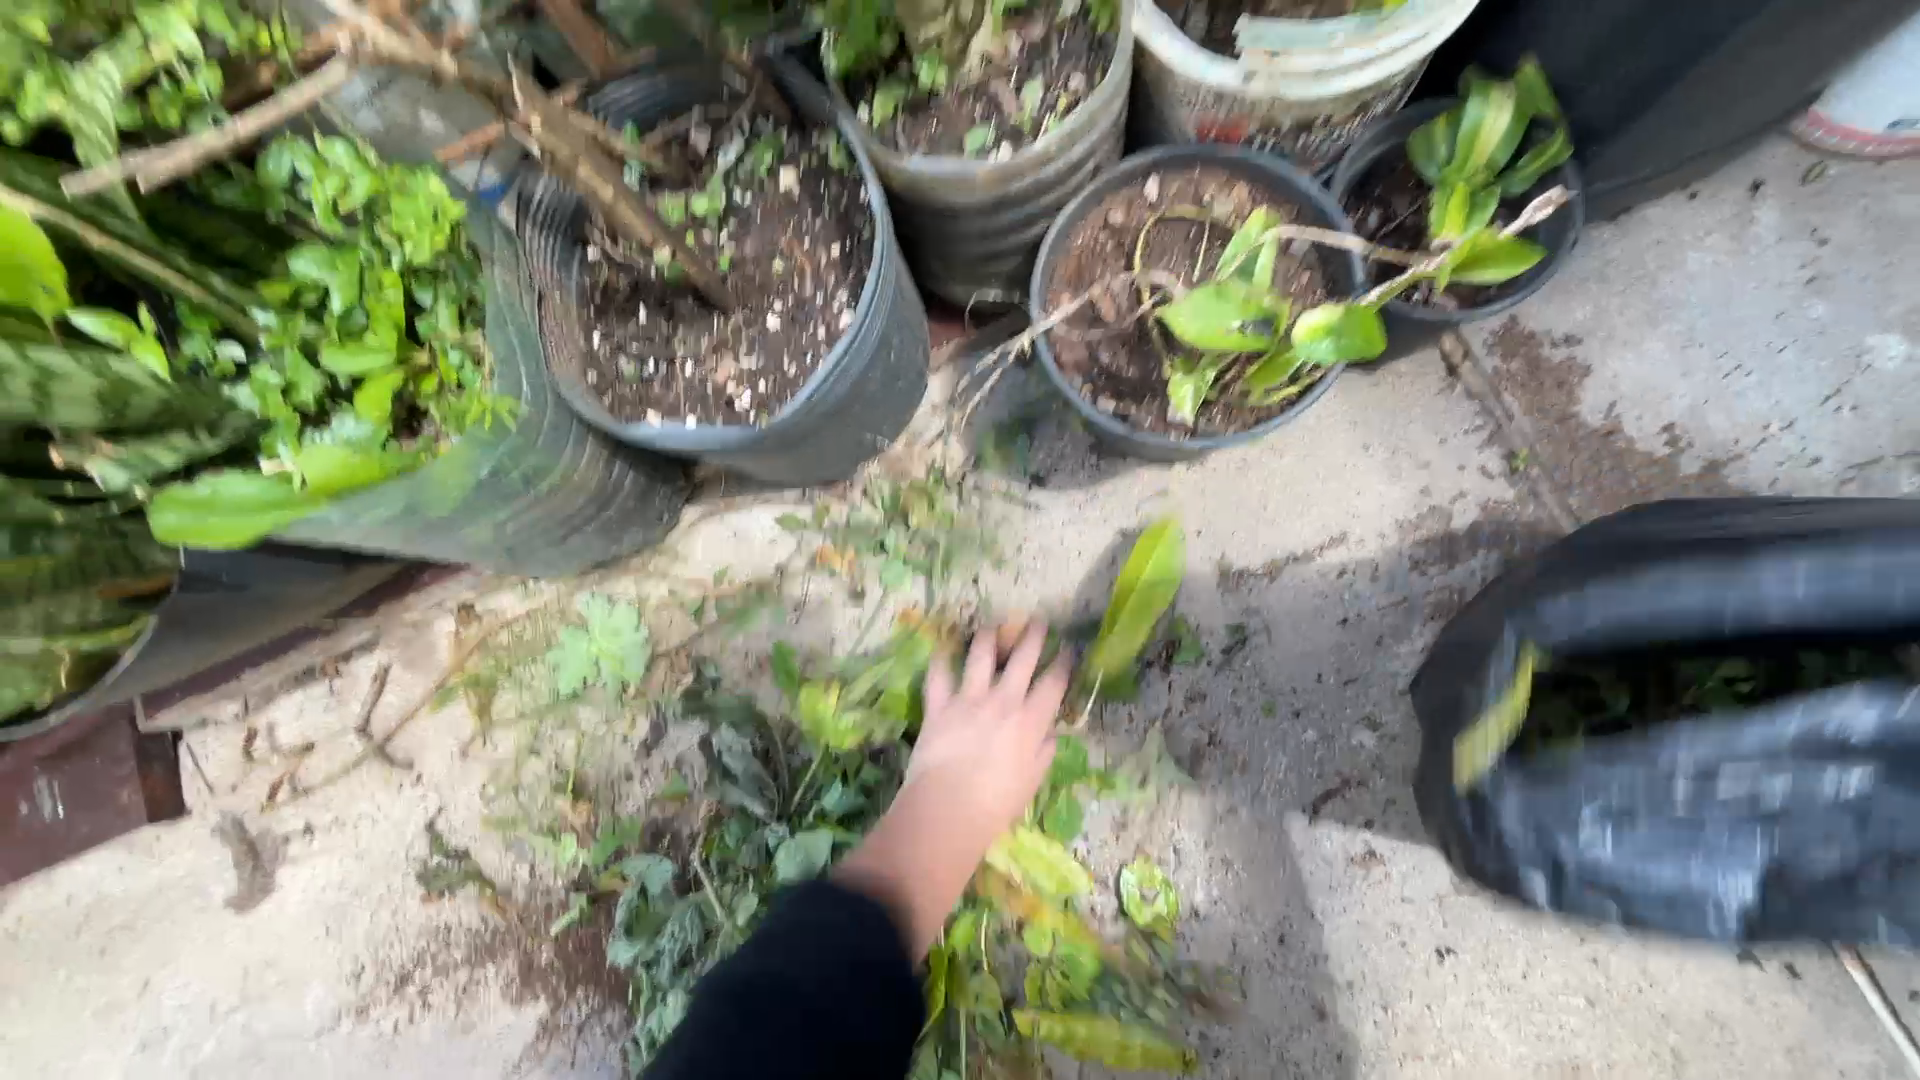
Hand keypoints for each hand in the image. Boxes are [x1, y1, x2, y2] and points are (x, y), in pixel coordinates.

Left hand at [907, 619, 1069, 841]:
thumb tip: (1050, 733)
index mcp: (1031, 722)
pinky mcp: (939, 705)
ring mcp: (968, 700)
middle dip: (1033, 636)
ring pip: (980, 656)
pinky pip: (938, 675)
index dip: (1064, 663)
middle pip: (1022, 659)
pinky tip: (942, 649)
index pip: (1054, 683)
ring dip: (987, 637)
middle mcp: (1003, 701)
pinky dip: (940, 661)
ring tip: (991, 626)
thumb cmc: (996, 804)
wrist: (948, 808)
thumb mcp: (1032, 781)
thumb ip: (1043, 752)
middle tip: (1038, 620)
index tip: (1068, 648)